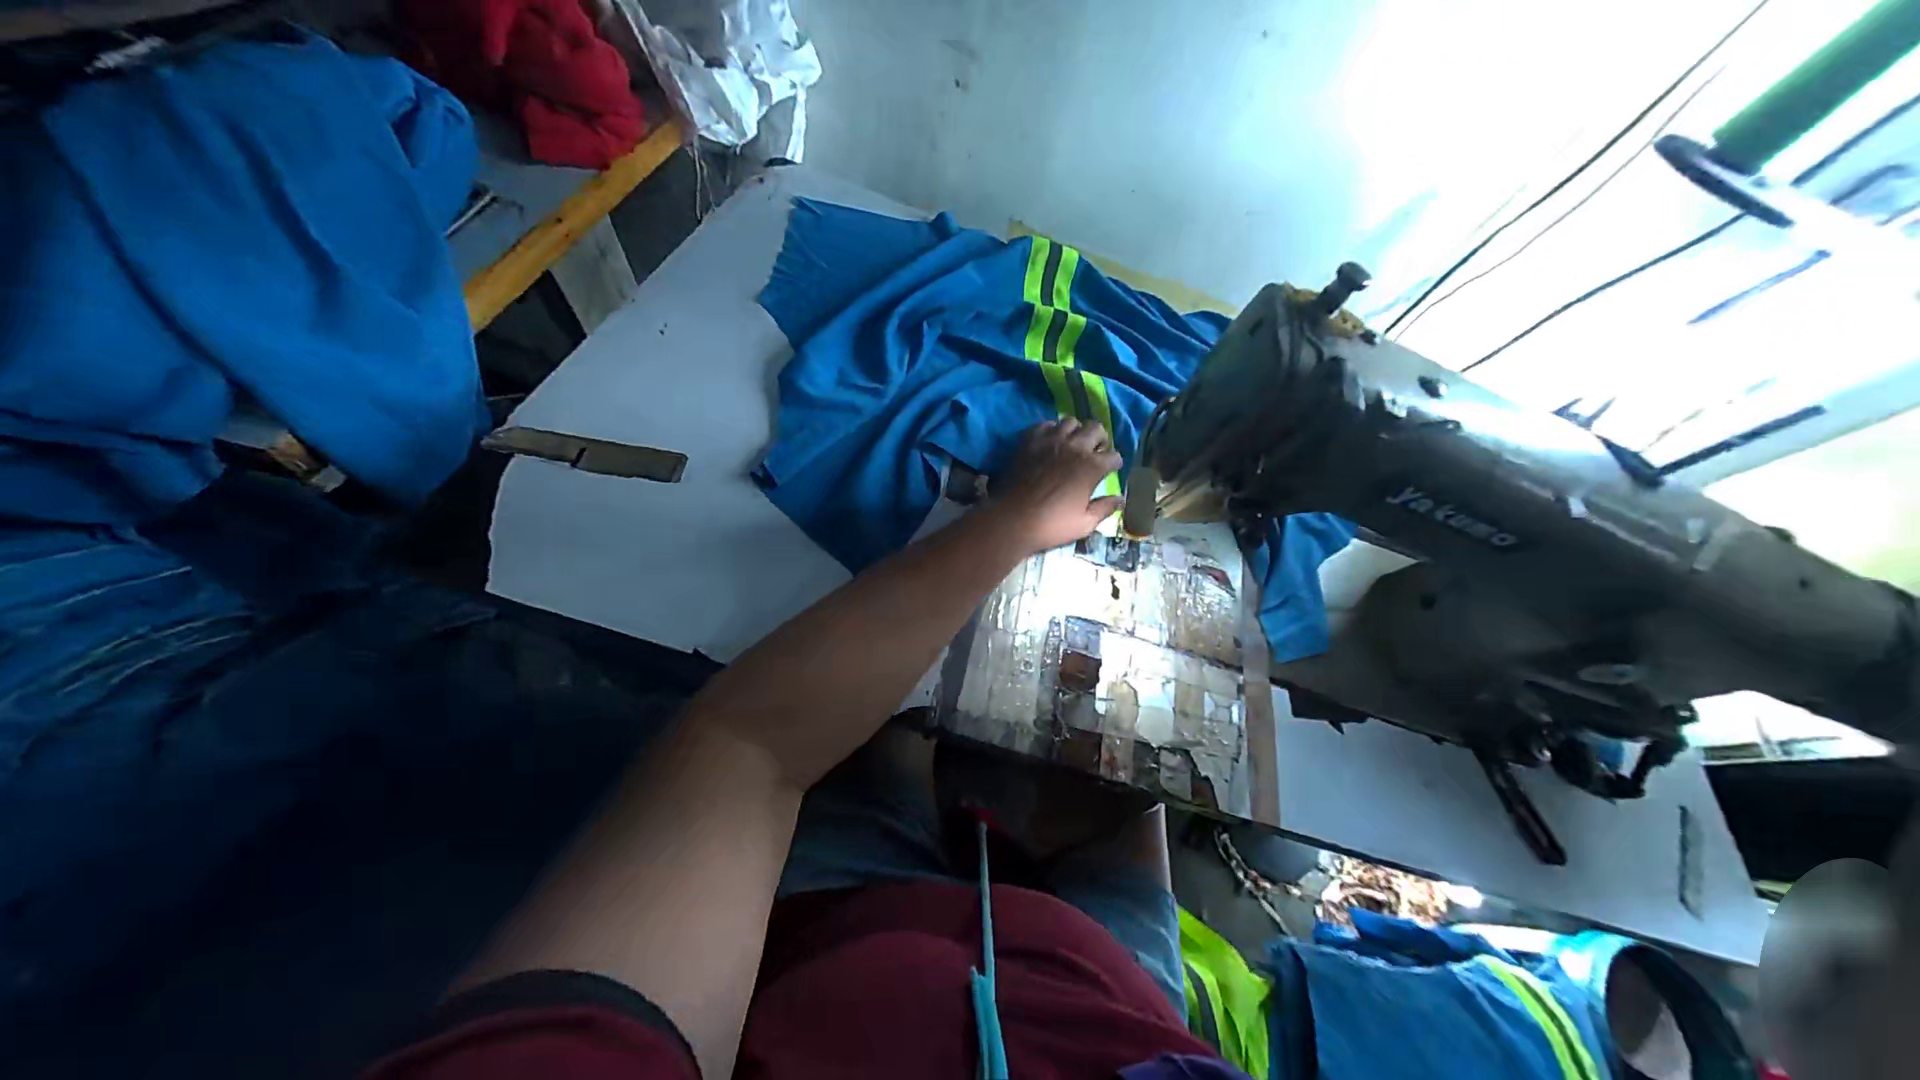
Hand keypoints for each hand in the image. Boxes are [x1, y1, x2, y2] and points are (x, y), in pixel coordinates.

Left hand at [985, 419, 1123, 553]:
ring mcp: (1051, 440)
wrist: (1011, 518)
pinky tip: (1050, 442)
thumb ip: (1104, 508)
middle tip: (1093, 451)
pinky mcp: (1029, 440)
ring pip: (1071, 421)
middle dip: (1099, 439)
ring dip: (1075, 431)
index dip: (1114, 463)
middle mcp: (1075, 447)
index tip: (1110, 469)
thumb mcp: (1084, 524)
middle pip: (1096, 428)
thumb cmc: (1050, 525)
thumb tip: (1120, 499)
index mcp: (1092, 467)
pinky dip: (1051, 430)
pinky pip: (1045, 424)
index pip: (1114, 455)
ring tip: (1071, 444)